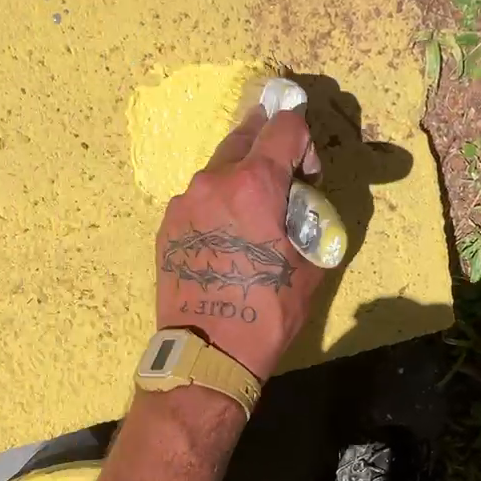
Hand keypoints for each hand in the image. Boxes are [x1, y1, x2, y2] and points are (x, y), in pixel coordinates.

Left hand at [154, 104, 330, 382]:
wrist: (209, 354)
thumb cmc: (267, 315)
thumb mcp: (310, 268)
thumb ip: (313, 221)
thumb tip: (306, 209)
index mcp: (253, 184)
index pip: (285, 126)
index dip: (305, 144)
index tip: (307, 177)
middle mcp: (213, 181)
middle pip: (246, 137)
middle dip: (269, 152)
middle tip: (282, 187)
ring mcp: (184, 203)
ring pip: (218, 171)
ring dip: (240, 182)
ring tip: (250, 223)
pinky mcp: (167, 227)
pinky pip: (199, 201)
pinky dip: (217, 208)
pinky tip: (225, 243)